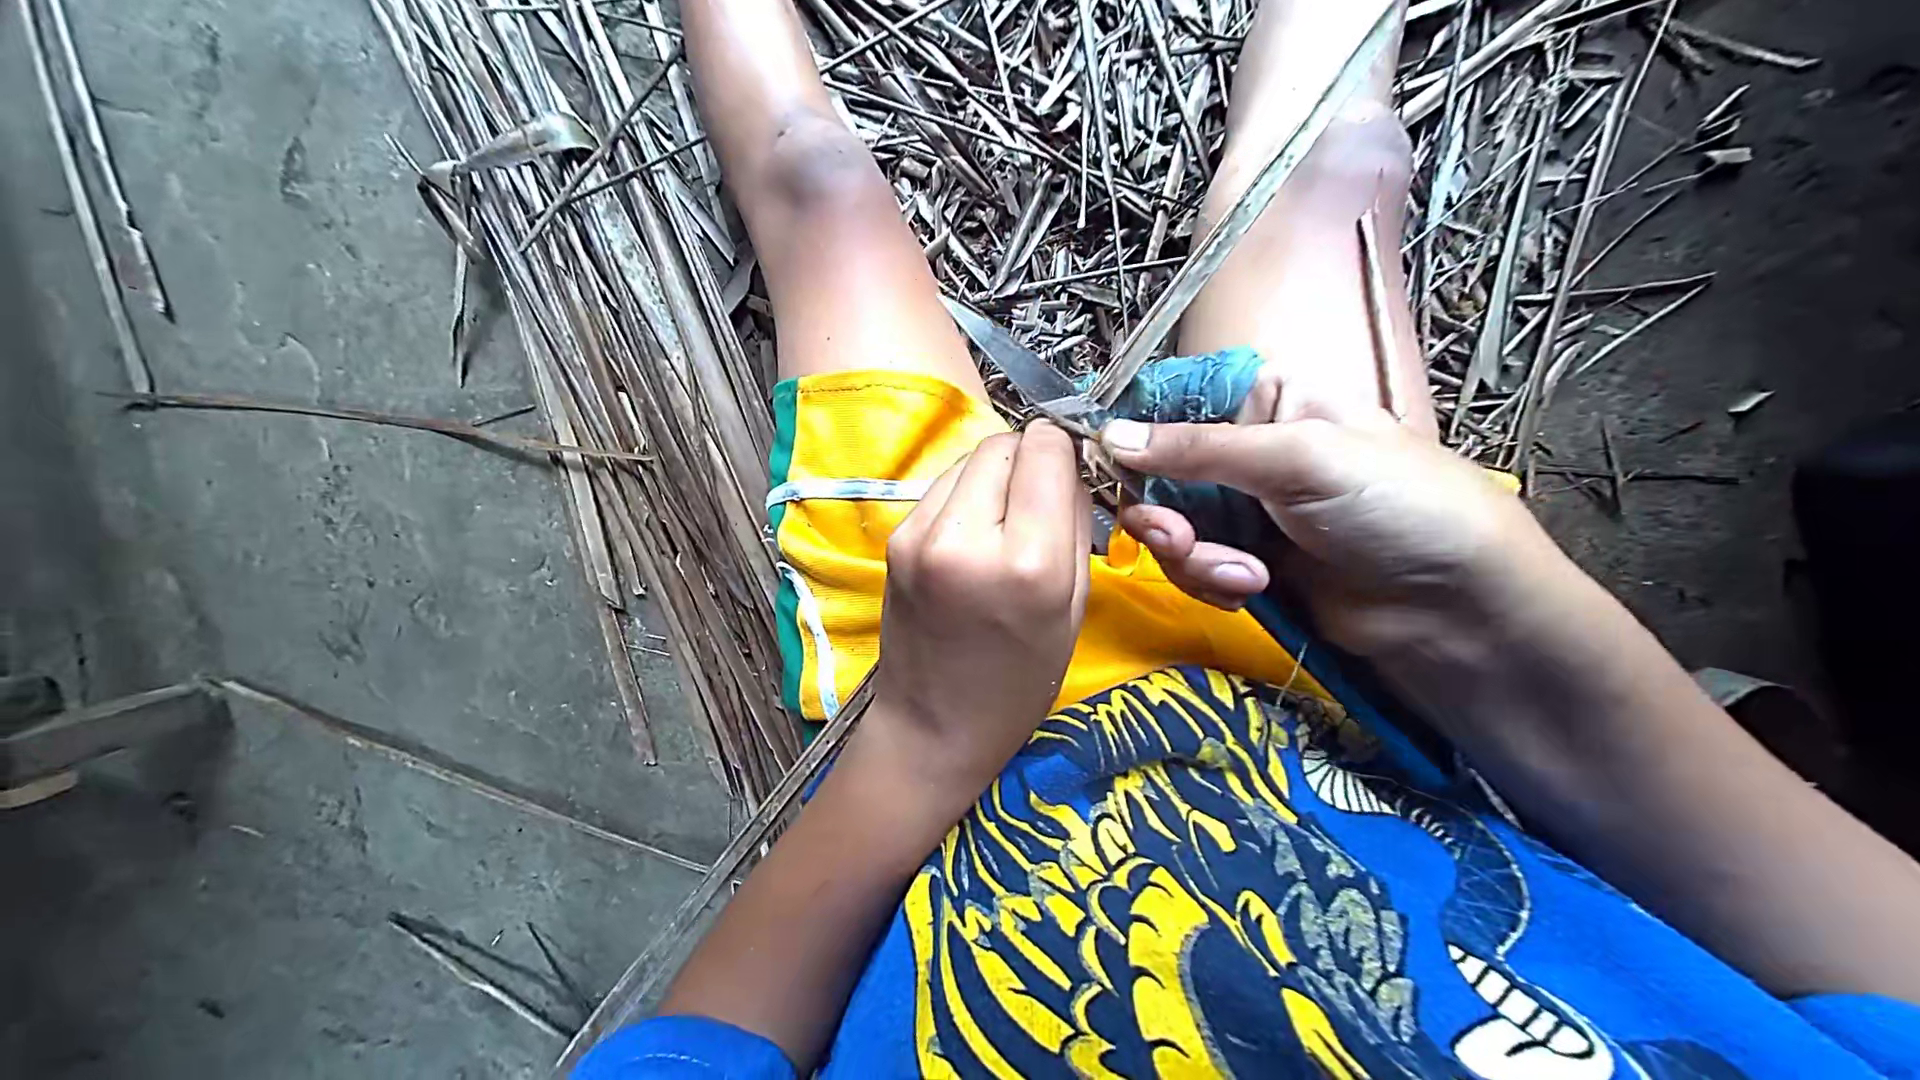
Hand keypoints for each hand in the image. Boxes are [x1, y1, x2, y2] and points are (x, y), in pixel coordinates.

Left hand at [865, 422, 1092, 802]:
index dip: (1065, 452)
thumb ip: (1075, 524)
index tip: (1071, 473)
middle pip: (1004, 444)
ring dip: (997, 475)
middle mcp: (966, 536)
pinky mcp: (895, 537)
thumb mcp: (1075, 607)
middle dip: (1030, 458)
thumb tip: (1071, 464)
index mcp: (1027, 562)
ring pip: (970, 458)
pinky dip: (967, 496)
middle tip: (1040, 499)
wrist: (933, 724)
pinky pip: (943, 486)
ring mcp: (920, 534)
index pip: (1045, 449)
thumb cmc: (1019, 681)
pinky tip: (973, 535)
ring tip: (1006, 521)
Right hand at [1099, 368, 1567, 660]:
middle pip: (1155, 473)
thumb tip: (1109, 437)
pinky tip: (1252, 587)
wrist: (1452, 608)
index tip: (1109, 465)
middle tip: (1178, 539)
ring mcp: (1237, 509)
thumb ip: (1198, 448)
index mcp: (1261, 401)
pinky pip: (1188, 565)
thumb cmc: (1394, 505)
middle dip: (1164, 514)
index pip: (1169, 404)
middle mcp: (1241, 450)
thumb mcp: (1297, 458)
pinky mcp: (1238, 558)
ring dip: (1192, 556)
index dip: (1133, 434)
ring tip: (1245, 574)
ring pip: (1166, 525)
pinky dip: (1210, 580)